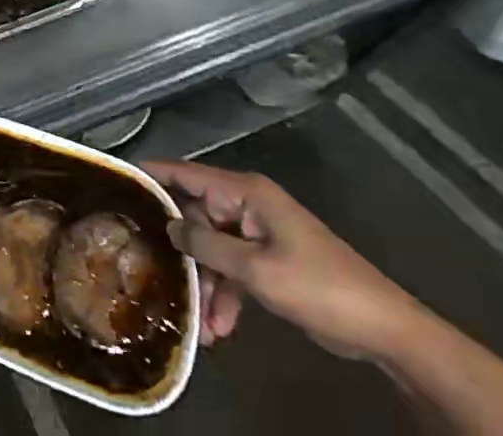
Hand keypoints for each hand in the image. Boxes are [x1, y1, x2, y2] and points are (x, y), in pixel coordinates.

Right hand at [143, 160, 426, 359]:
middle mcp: (249, 205)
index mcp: (247, 193)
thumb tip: (169, 225)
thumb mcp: (254, 268)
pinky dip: (227, 294)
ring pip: (214, 249)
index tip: (121, 178)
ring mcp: (259, 233)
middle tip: (160, 278)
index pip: (189, 174)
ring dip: (207, 285)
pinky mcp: (269, 259)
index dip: (156, 174)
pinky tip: (221, 328)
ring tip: (201, 327)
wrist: (380, 328)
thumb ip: (206, 244)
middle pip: (199, 217)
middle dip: (185, 255)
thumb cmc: (317, 286)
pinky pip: (234, 268)